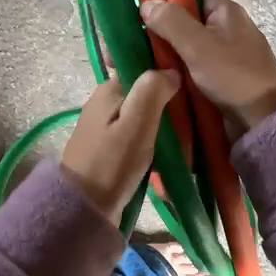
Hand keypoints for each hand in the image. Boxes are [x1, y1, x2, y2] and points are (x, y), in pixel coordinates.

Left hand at [61, 70, 179, 216]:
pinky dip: (151, 139)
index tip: (188, 87)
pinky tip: (167, 151)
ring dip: (161, 123)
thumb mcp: (136, 123)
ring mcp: (104, 124)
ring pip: (141, 113)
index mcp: (110, 88)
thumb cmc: (112, 162)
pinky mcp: (107, 146)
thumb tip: (170, 70)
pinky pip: (136, 133)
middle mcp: (104, 100)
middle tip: (191, 116)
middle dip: (166, 102)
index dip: (165, 73)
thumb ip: (152, 91)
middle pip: (143, 91)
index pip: (142, 67)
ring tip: (185, 136)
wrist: (84, 208)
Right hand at [141, 0, 275, 131]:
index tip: (137, 13)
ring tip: (134, 63)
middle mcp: (223, 29)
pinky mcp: (218, 79)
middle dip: (158, 32)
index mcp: (225, 11)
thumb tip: (146, 3)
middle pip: (183, 22)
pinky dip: (173, 73)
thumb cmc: (233, 75)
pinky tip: (152, 79)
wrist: (264, 120)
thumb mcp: (199, 45)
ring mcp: (221, 55)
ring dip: (163, 56)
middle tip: (129, 43)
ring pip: (183, 48)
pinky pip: (189, 69)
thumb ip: (171, 21)